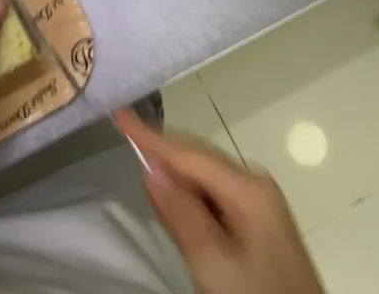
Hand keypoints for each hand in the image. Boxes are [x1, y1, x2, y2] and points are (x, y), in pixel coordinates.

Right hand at [116, 108, 326, 293]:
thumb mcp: (213, 264)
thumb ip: (181, 213)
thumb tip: (150, 167)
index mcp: (248, 188)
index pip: (188, 153)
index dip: (150, 135)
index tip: (118, 113)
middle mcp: (256, 184)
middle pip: (198, 157)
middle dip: (162, 149)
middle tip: (125, 139)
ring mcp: (260, 202)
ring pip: (205, 175)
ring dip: (174, 171)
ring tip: (141, 161)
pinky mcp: (259, 222)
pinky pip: (215, 193)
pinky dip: (190, 192)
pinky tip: (174, 198)